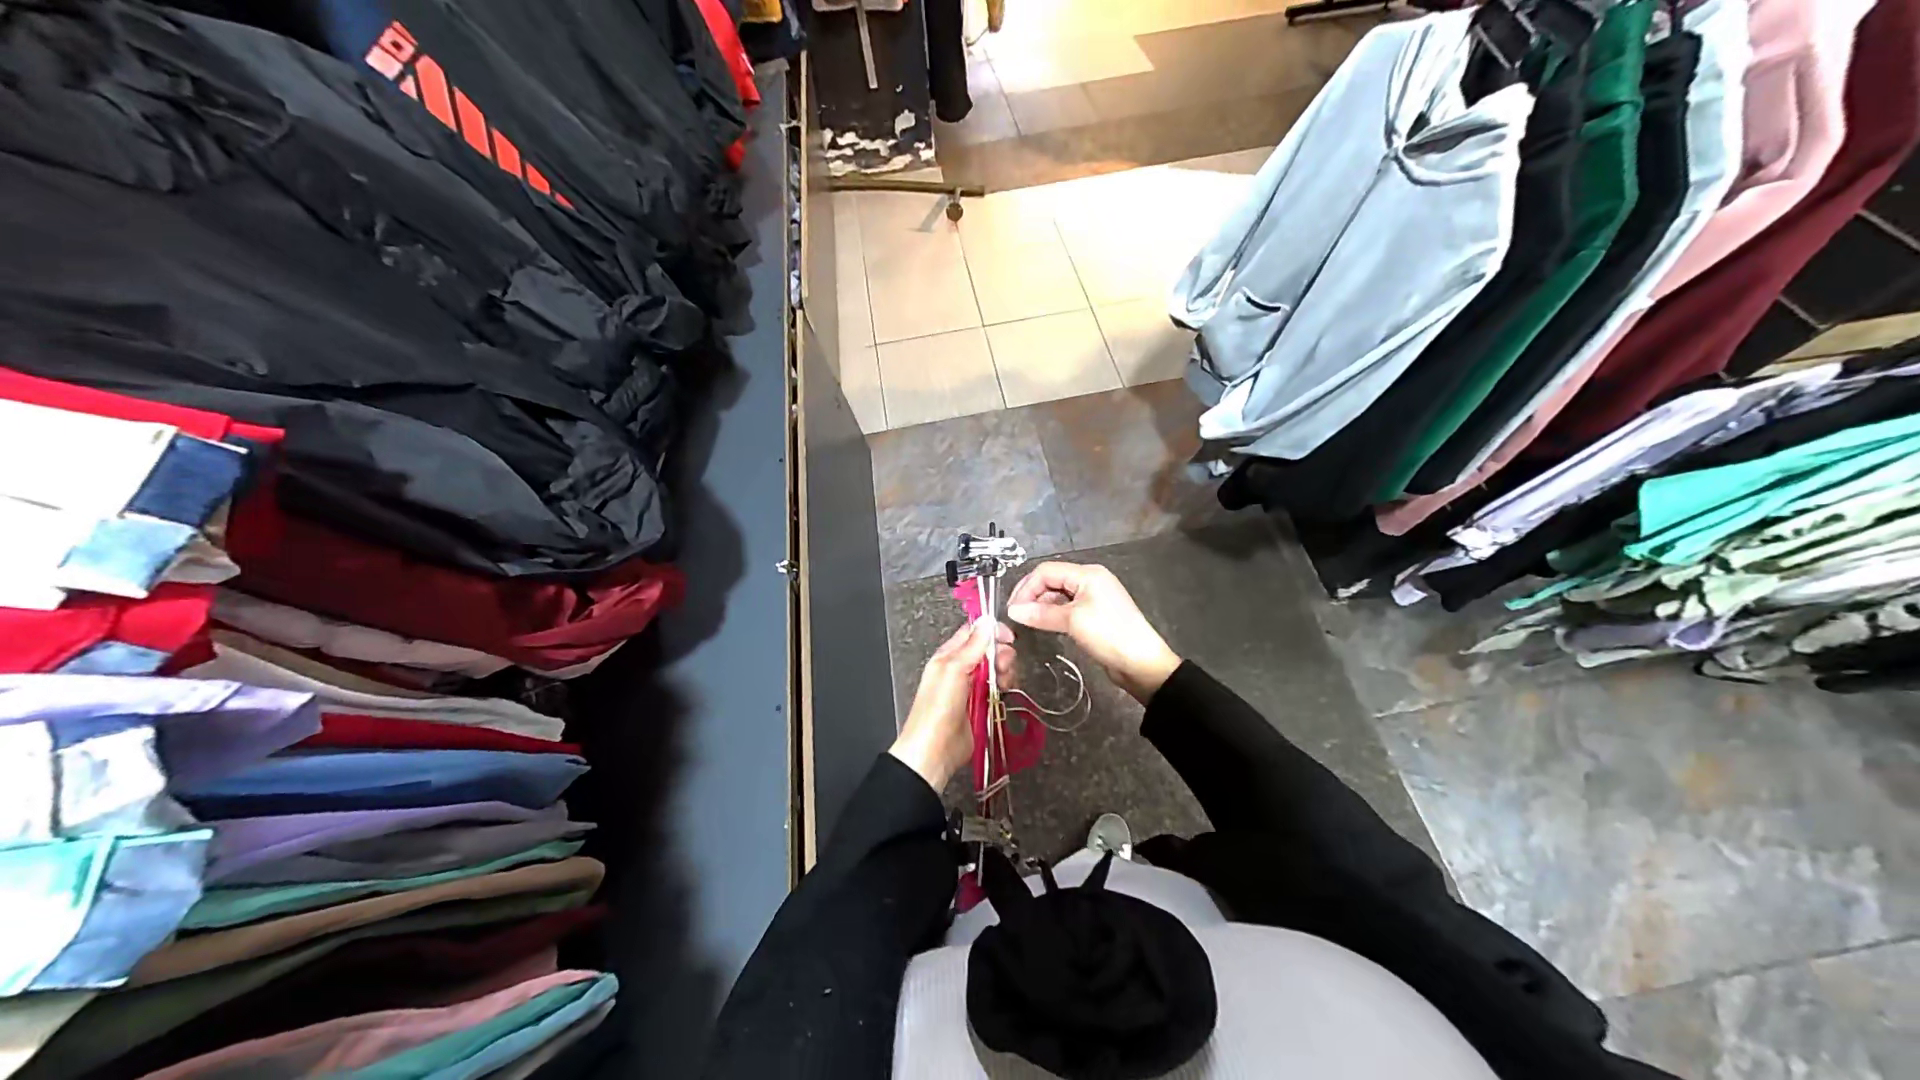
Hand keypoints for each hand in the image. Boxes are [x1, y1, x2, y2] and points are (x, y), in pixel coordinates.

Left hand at [890, 619, 1014, 791]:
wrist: (935, 751)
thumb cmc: (936, 710)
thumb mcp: (954, 670)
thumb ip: (972, 646)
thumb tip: (985, 621)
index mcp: (948, 656)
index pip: (973, 633)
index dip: (991, 632)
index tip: (1007, 637)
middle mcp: (959, 669)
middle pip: (988, 651)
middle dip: (1001, 654)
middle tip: (1003, 665)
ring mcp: (971, 687)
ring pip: (995, 669)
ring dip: (1005, 671)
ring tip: (1004, 680)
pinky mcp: (980, 705)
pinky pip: (997, 689)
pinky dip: (1004, 687)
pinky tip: (1004, 691)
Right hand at [1005, 562, 1180, 703]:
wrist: (1142, 664)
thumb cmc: (1110, 635)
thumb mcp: (1073, 621)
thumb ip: (1041, 613)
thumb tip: (1013, 611)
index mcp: (1087, 574)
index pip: (1046, 571)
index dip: (1026, 587)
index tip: (1012, 609)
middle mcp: (1090, 580)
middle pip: (1051, 580)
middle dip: (1031, 595)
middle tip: (1016, 616)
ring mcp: (1093, 597)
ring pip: (1057, 594)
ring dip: (1040, 605)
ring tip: (1026, 622)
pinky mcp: (1094, 614)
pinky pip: (1066, 607)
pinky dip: (1052, 614)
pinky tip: (1043, 625)